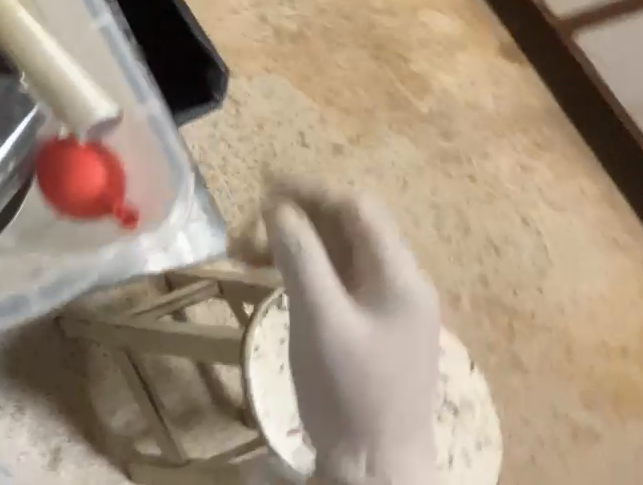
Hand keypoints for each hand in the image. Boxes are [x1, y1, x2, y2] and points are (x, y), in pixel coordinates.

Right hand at [268, 188, 439, 484]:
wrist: (374, 464)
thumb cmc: (348, 389)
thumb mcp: (318, 317)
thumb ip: (300, 256)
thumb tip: (276, 207)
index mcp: (399, 278)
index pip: (356, 208)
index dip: (308, 189)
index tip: (257, 185)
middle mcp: (397, 283)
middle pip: (343, 225)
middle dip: (290, 217)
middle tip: (243, 231)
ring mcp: (382, 304)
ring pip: (331, 248)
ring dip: (287, 240)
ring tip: (243, 253)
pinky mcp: (364, 322)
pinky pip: (329, 274)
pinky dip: (293, 263)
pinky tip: (262, 272)